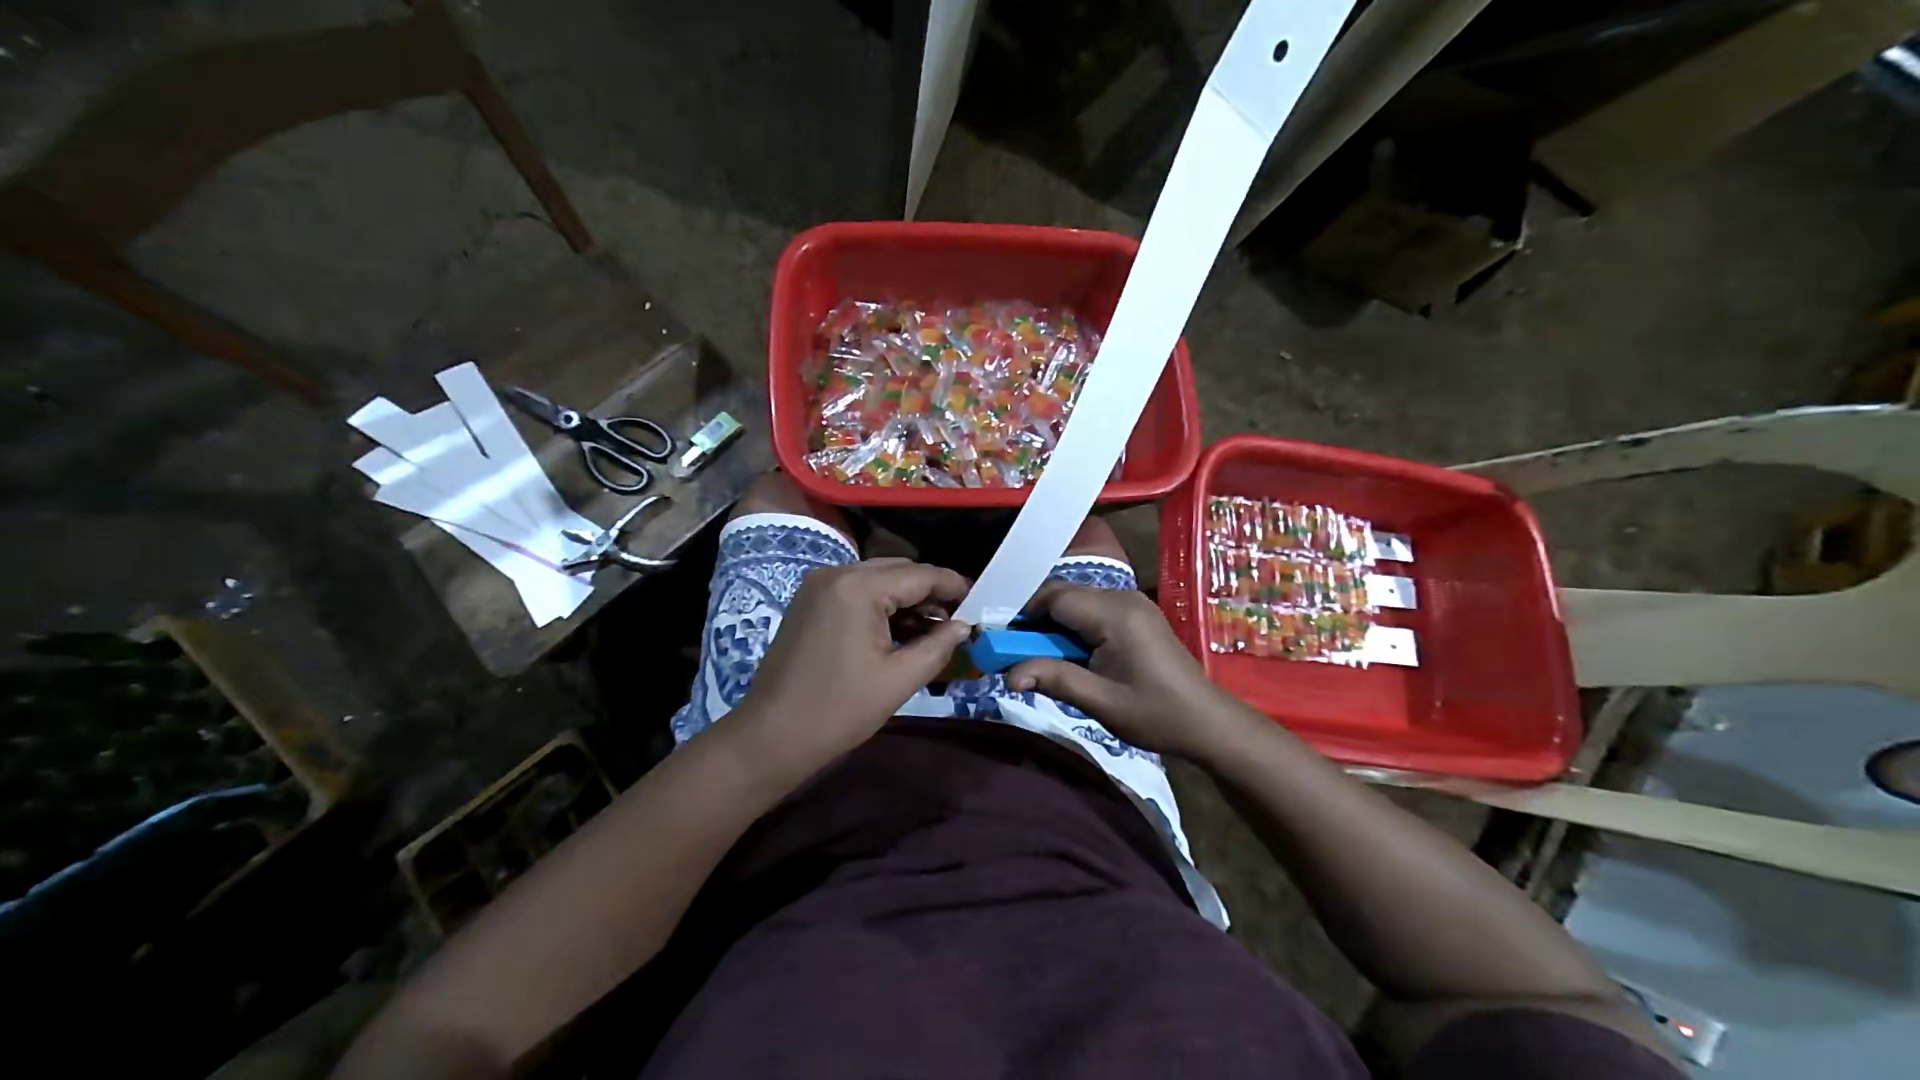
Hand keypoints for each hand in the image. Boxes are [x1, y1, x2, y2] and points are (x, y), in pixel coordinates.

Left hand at [732, 558, 971, 774]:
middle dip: (931, 592)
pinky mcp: (810, 601)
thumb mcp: (899, 679)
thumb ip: (938, 646)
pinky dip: (881, 605)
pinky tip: (901, 631)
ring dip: (907, 599)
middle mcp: (837, 573)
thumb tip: (965, 626)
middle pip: (899, 571)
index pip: (920, 574)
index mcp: (858, 587)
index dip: (954, 586)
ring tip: (935, 629)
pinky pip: (856, 591)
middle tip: (960, 620)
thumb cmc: (839, 710)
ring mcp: (818, 585)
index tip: (980, 603)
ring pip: (878, 580)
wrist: (772, 736)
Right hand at [1005, 583, 1251, 757]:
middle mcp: (1123, 598)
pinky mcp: (1136, 613)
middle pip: (1064, 594)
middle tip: (1012, 647)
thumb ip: (1054, 680)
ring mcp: (1132, 603)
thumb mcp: (1101, 702)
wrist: (1207, 722)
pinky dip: (1072, 624)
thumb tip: (1008, 675)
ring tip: (1036, 652)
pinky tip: (1066, 650)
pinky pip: (1093, 607)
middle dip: (1034, 618)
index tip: (999, 636)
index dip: (1022, 613)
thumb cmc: (1156, 714)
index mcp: (1115, 614)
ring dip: (1053, 622)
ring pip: (1076, 600)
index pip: (1054, 597)